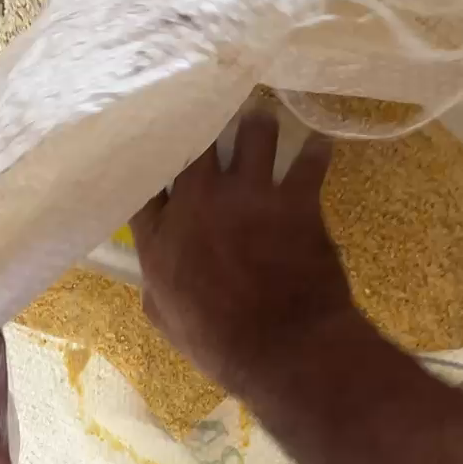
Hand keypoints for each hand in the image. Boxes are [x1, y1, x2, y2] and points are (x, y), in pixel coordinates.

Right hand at [130, 110, 356, 393]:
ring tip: (259, 119)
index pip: (144, 181)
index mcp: (160, 235)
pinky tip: (317, 144)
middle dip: (201, 126)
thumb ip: (156, 278)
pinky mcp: (295, 199)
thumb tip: (158, 264)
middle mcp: (198, 201)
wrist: (282, 348)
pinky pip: (310, 159)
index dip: (150, 163)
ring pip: (253, 132)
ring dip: (256, 125)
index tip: (157, 156)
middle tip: (208, 116)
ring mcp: (248, 194)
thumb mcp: (163, 315)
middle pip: (194, 141)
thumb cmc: (215, 341)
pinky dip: (314, 151)